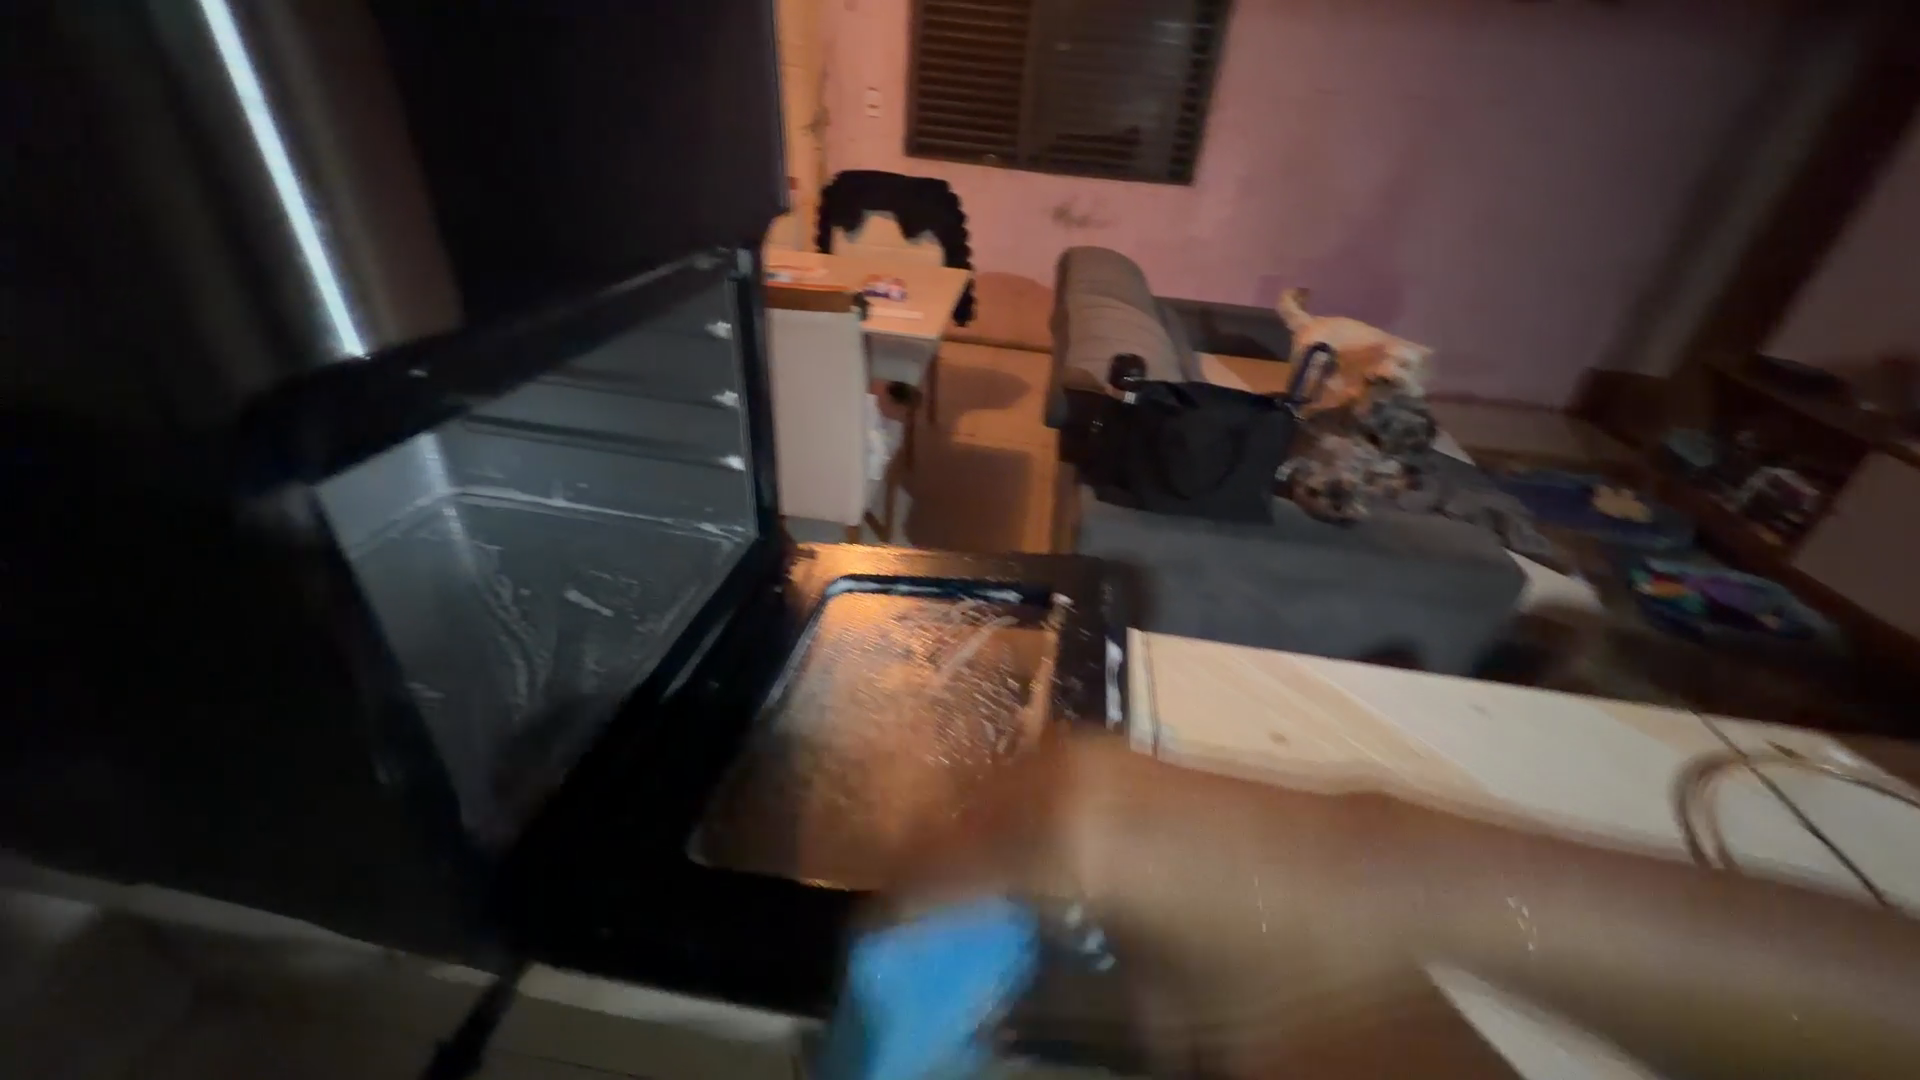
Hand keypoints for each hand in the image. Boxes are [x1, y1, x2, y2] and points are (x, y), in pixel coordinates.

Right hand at [881, 737, 1448, 1073]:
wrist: (1356, 866)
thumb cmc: (1270, 954)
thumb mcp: (1157, 1012)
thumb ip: (1054, 1002)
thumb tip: (983, 1004)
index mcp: (1061, 843)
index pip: (937, 877)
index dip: (900, 925)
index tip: (876, 965)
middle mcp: (1059, 778)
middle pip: (951, 825)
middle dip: (925, 884)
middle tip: (915, 941)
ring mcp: (1087, 752)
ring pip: (985, 796)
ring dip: (964, 849)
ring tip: (959, 906)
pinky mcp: (1112, 748)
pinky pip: (1025, 781)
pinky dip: (1004, 822)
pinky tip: (1017, 863)